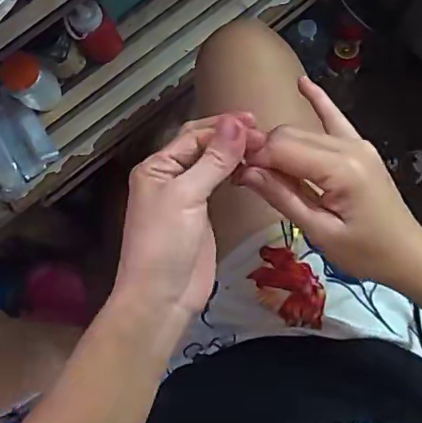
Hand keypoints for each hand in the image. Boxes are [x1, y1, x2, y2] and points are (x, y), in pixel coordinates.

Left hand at [112, 112, 260, 330]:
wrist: (161, 299)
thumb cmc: (165, 244)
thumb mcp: (187, 196)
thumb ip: (213, 160)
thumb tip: (236, 123)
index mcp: (157, 167)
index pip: (193, 135)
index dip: (223, 127)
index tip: (256, 124)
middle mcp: (169, 176)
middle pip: (202, 145)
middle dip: (230, 136)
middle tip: (264, 134)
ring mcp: (185, 196)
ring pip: (211, 163)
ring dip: (234, 153)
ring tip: (263, 147)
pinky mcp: (200, 214)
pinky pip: (218, 184)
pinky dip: (234, 172)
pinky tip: (251, 169)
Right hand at [237, 77, 421, 293]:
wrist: (408, 254)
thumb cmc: (366, 252)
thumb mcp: (320, 232)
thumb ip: (283, 197)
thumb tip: (245, 171)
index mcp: (341, 169)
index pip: (281, 148)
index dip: (254, 158)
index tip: (235, 174)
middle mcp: (349, 146)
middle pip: (289, 135)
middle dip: (263, 151)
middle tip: (244, 176)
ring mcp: (357, 142)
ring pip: (302, 130)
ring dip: (278, 143)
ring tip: (258, 164)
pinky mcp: (359, 146)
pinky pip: (334, 117)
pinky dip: (318, 101)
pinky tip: (302, 83)